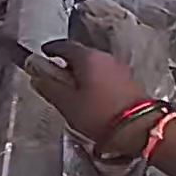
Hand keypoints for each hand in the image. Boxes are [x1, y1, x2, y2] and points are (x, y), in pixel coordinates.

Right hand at [29, 40, 150, 144]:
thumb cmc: (99, 114)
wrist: (140, 129)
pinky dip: (93, 81)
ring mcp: (119, 68)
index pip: (64, 45)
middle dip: (65, 64)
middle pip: (79, 55)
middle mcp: (104, 57)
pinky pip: (104, 75)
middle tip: (54, 78)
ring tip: (71, 92)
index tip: (43, 54)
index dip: (51, 49)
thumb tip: (35, 76)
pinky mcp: (128, 81)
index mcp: (87, 57)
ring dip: (80, 74)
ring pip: (93, 66)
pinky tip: (90, 97)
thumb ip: (49, 87)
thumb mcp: (67, 103)